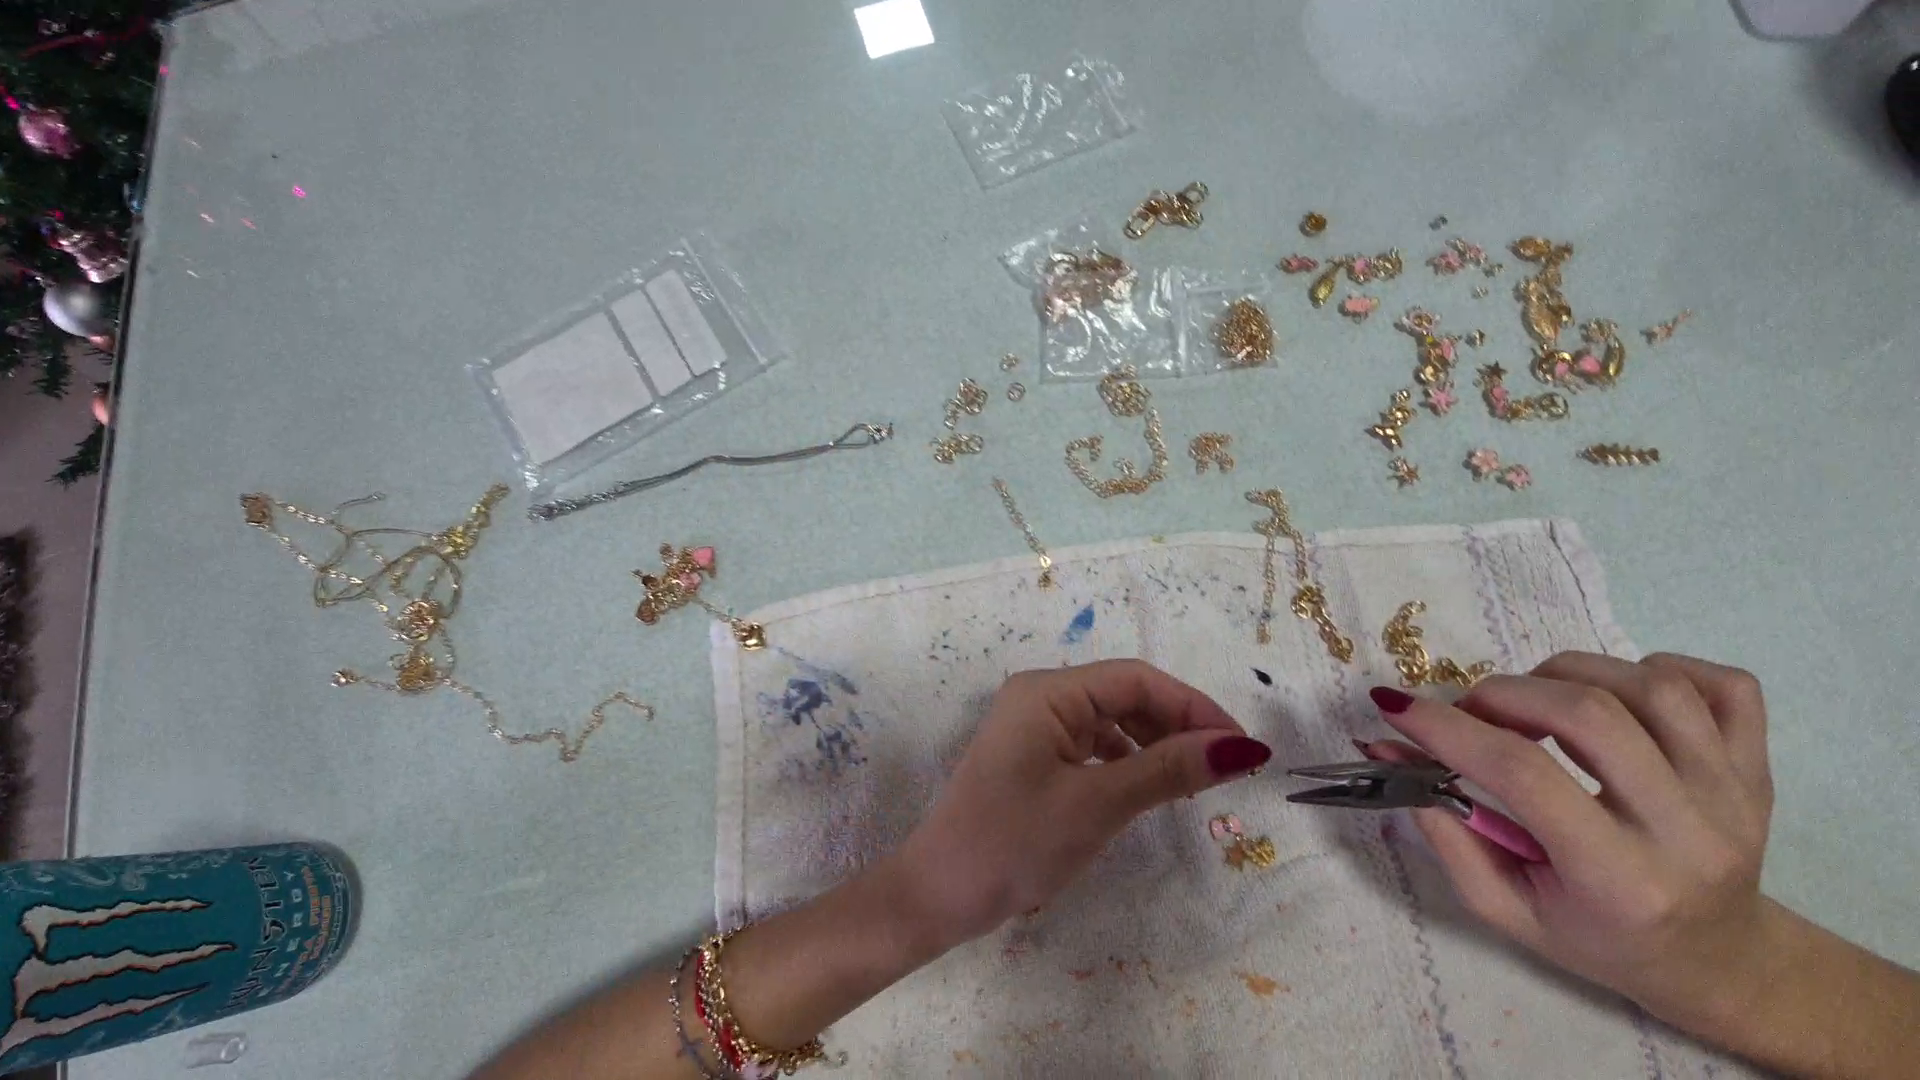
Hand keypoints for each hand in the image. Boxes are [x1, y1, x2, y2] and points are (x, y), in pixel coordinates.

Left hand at [894, 659, 1269, 949]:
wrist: (940, 894)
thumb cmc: (1015, 843)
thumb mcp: (1098, 805)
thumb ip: (1169, 770)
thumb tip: (1242, 748)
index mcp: (1047, 691)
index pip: (1137, 679)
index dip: (1194, 707)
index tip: (1242, 748)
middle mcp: (1039, 697)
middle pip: (1125, 696)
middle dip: (1177, 726)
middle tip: (1224, 770)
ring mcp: (1033, 727)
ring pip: (1112, 721)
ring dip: (1155, 744)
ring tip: (1192, 781)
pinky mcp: (1033, 757)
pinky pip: (1093, 746)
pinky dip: (1127, 762)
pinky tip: (1148, 788)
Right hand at [1363, 652, 1777, 1036]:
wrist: (1718, 960)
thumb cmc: (1597, 938)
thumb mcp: (1504, 906)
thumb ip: (1445, 830)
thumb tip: (1391, 747)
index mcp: (1621, 879)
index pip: (1524, 774)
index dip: (1448, 729)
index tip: (1395, 706)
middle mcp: (1690, 831)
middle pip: (1589, 714)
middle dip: (1504, 693)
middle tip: (1472, 711)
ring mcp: (1736, 794)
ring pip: (1651, 685)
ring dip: (1568, 673)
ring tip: (1535, 700)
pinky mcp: (1760, 767)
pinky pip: (1723, 686)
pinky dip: (1657, 669)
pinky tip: (1616, 695)